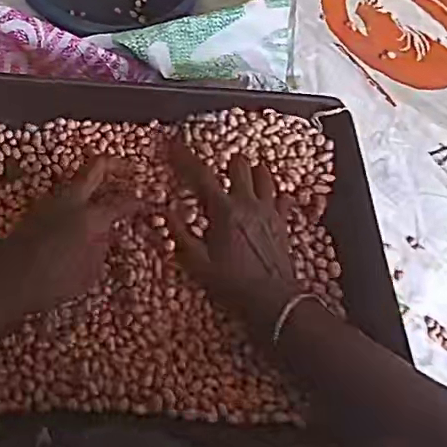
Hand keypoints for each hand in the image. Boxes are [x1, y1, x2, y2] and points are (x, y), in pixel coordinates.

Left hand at [0, 157, 145, 318]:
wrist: (5, 284)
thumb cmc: (53, 284)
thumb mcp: (88, 272)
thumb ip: (101, 247)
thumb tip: (107, 233)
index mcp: (89, 215)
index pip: (121, 201)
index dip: (138, 202)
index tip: (148, 204)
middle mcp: (69, 200)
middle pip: (96, 167)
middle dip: (116, 166)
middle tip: (129, 171)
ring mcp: (49, 203)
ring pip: (77, 181)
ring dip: (94, 183)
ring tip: (107, 197)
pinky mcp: (35, 212)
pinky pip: (64, 197)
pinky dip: (78, 199)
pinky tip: (81, 218)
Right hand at [165, 142, 301, 343]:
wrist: (274, 300)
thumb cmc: (233, 283)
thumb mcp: (198, 262)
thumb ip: (180, 234)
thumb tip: (164, 212)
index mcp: (224, 210)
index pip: (201, 175)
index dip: (185, 158)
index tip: (174, 145)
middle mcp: (248, 203)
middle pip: (239, 165)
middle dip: (226, 162)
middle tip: (216, 170)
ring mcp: (269, 211)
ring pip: (264, 175)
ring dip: (252, 171)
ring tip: (242, 175)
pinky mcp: (283, 222)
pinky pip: (282, 197)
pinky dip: (274, 193)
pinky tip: (268, 198)